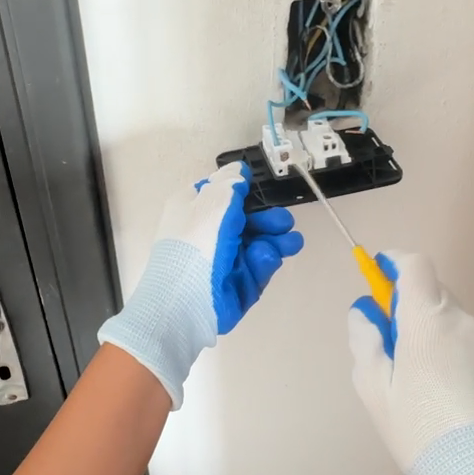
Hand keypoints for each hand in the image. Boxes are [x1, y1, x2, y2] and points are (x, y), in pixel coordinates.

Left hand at [99, 162, 303, 406]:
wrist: (182, 305)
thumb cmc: (196, 245)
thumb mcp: (212, 204)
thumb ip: (230, 185)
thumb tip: (238, 170)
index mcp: (192, 209)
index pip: (221, 194)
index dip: (242, 193)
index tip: (260, 193)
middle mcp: (207, 232)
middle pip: (245, 221)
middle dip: (268, 220)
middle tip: (286, 223)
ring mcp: (222, 260)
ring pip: (256, 244)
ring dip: (274, 241)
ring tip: (291, 242)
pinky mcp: (236, 284)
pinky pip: (255, 268)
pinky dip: (263, 262)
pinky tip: (268, 258)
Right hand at [349, 252, 473, 474]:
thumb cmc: (418, 427)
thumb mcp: (374, 388)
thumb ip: (365, 340)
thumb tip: (365, 313)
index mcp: (428, 319)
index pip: (415, 264)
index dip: (394, 263)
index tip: (378, 277)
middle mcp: (462, 322)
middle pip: (433, 293)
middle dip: (408, 306)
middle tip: (390, 343)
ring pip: (451, 321)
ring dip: (431, 332)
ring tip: (416, 379)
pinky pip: (468, 347)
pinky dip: (451, 355)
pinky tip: (443, 397)